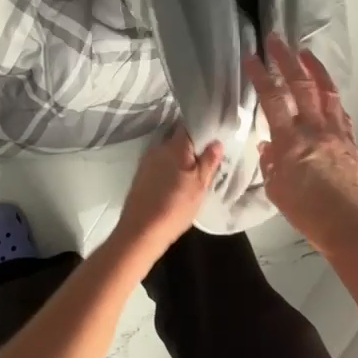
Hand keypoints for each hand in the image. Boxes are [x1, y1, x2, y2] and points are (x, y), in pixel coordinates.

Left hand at [113, 127, 223, 251]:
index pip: (189, 125)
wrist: (141, 232)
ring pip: (169, 153)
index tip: (215, 136)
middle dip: (192, 146)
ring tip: (194, 173)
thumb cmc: (175, 207)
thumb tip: (216, 142)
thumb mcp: (199, 185)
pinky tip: (177, 183)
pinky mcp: (141, 176)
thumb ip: (208, 161)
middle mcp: (158, 148)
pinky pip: (160, 164)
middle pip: (178, 139)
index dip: (203, 128)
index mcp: (174, 147)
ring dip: (181, 159)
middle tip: (208, 159)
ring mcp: (146, 162)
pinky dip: (170, 169)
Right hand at [244, 36, 357, 249]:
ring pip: (326, 92)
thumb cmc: (307, 213)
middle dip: (287, 60)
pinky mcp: (350, 141)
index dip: (261, 75)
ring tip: (305, 53)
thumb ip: (270, 162)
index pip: (273, 99)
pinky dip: (330, 95)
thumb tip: (268, 144)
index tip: (252, 57)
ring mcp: (336, 133)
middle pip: (301, 85)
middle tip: (277, 40)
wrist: (349, 227)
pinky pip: (339, 111)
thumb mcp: (276, 189)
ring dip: (314, 69)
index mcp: (291, 142)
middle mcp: (315, 130)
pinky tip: (326, 91)